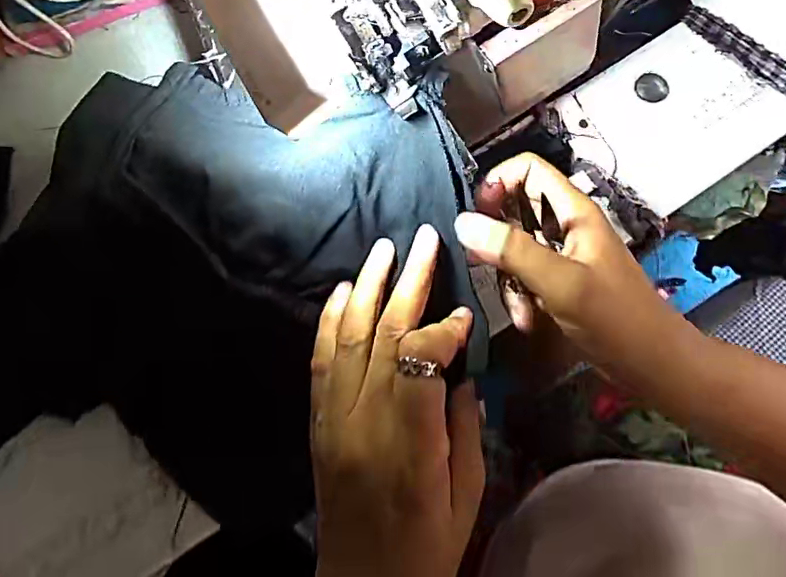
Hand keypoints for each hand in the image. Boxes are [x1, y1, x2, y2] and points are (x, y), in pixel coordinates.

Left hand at [311, 224, 483, 576]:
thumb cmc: (426, 547)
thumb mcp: (467, 494)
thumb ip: (466, 426)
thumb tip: (461, 368)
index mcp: (408, 443)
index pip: (420, 358)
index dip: (444, 328)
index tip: (464, 314)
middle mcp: (363, 421)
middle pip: (384, 334)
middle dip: (409, 281)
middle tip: (426, 240)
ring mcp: (334, 419)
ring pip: (348, 337)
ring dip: (367, 286)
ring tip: (385, 249)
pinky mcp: (318, 422)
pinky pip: (320, 360)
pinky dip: (330, 319)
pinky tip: (344, 290)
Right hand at [454, 154, 699, 392]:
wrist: (655, 365)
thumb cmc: (616, 317)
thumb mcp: (560, 282)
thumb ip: (513, 251)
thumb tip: (464, 222)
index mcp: (574, 210)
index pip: (530, 169)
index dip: (500, 182)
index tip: (480, 214)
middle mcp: (568, 225)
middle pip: (519, 207)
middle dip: (499, 236)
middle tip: (486, 262)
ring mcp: (564, 254)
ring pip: (518, 245)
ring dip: (509, 275)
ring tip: (519, 308)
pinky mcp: (562, 282)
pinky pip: (527, 275)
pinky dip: (521, 295)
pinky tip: (528, 320)